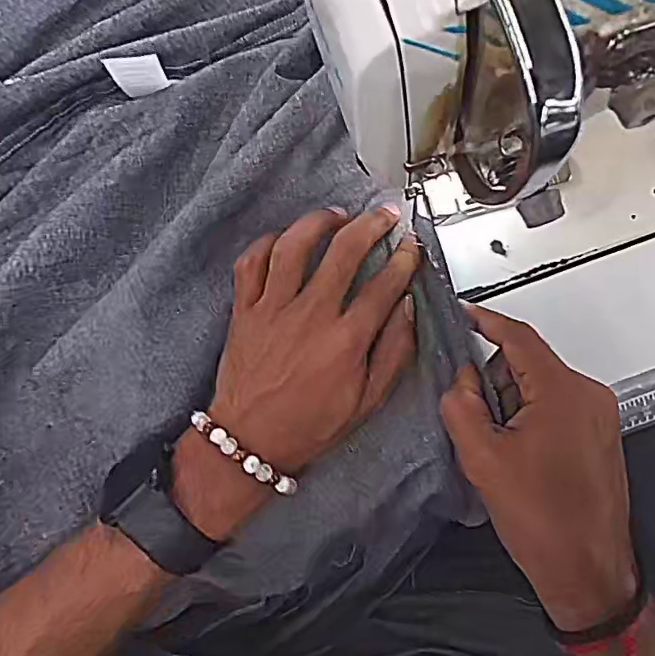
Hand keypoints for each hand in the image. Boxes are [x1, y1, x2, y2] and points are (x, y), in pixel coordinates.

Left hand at [175, 206, 419, 536]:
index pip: (383, 285)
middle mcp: (310, 317)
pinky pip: (252, 262)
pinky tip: (285, 237)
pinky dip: (268, 242)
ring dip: (319, 222)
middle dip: (370, 226)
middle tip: (382, 216)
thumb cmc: (307, 424)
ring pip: (295, 246)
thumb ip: (394, 353)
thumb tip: (408, 310)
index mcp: (345, 341)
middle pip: (344, 252)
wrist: (250, 440)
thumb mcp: (366, 401)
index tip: (409, 247)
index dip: (403, 260)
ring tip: (336, 216)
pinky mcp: (245, 310)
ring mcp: (273, 309)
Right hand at [439, 304, 637, 632]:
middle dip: (494, 382)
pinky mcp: (599, 434)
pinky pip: (556, 406)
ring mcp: (598, 416)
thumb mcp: (482, 458)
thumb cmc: (547, 524)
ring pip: (541, 386)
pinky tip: (521, 457)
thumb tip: (460, 381)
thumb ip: (461, 406)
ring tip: (503, 450)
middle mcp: (588, 396)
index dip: (486, 321)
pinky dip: (530, 418)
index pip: (518, 337)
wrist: (587, 571)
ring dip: (513, 404)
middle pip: (528, 363)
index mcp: (562, 393)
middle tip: (476, 417)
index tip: (466, 312)